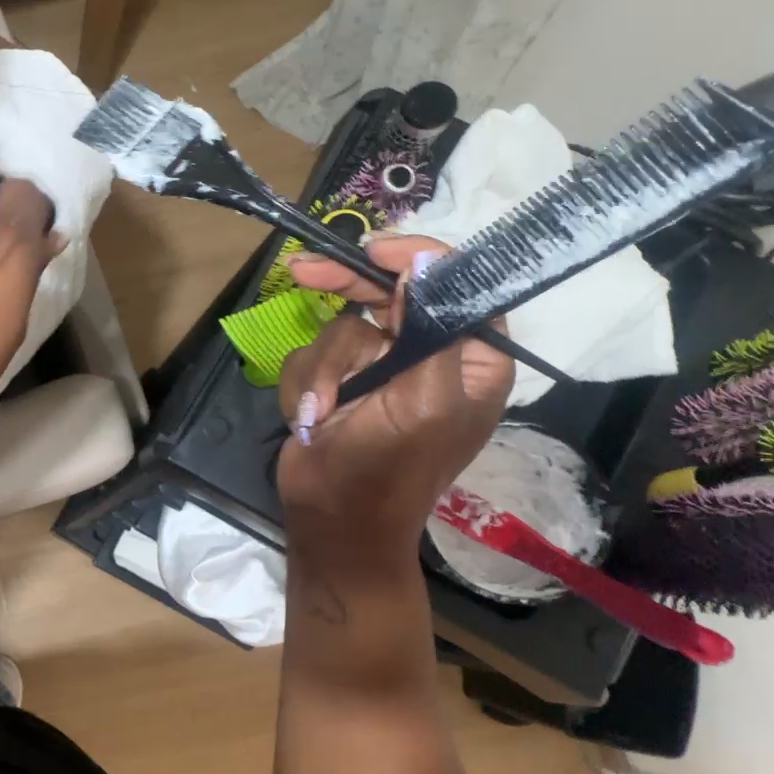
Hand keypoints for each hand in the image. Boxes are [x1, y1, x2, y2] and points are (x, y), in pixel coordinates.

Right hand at [278, 236, 512, 558]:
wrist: (332, 524)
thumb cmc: (386, 472)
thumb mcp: (421, 401)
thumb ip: (431, 329)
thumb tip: (425, 263)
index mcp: (470, 359)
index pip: (454, 286)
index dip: (414, 261)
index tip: (372, 250)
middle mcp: (426, 357)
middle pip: (387, 295)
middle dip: (345, 294)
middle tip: (303, 269)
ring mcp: (377, 371)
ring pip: (338, 330)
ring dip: (320, 372)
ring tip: (321, 414)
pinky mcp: (337, 385)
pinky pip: (310, 358)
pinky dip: (303, 388)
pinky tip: (310, 421)